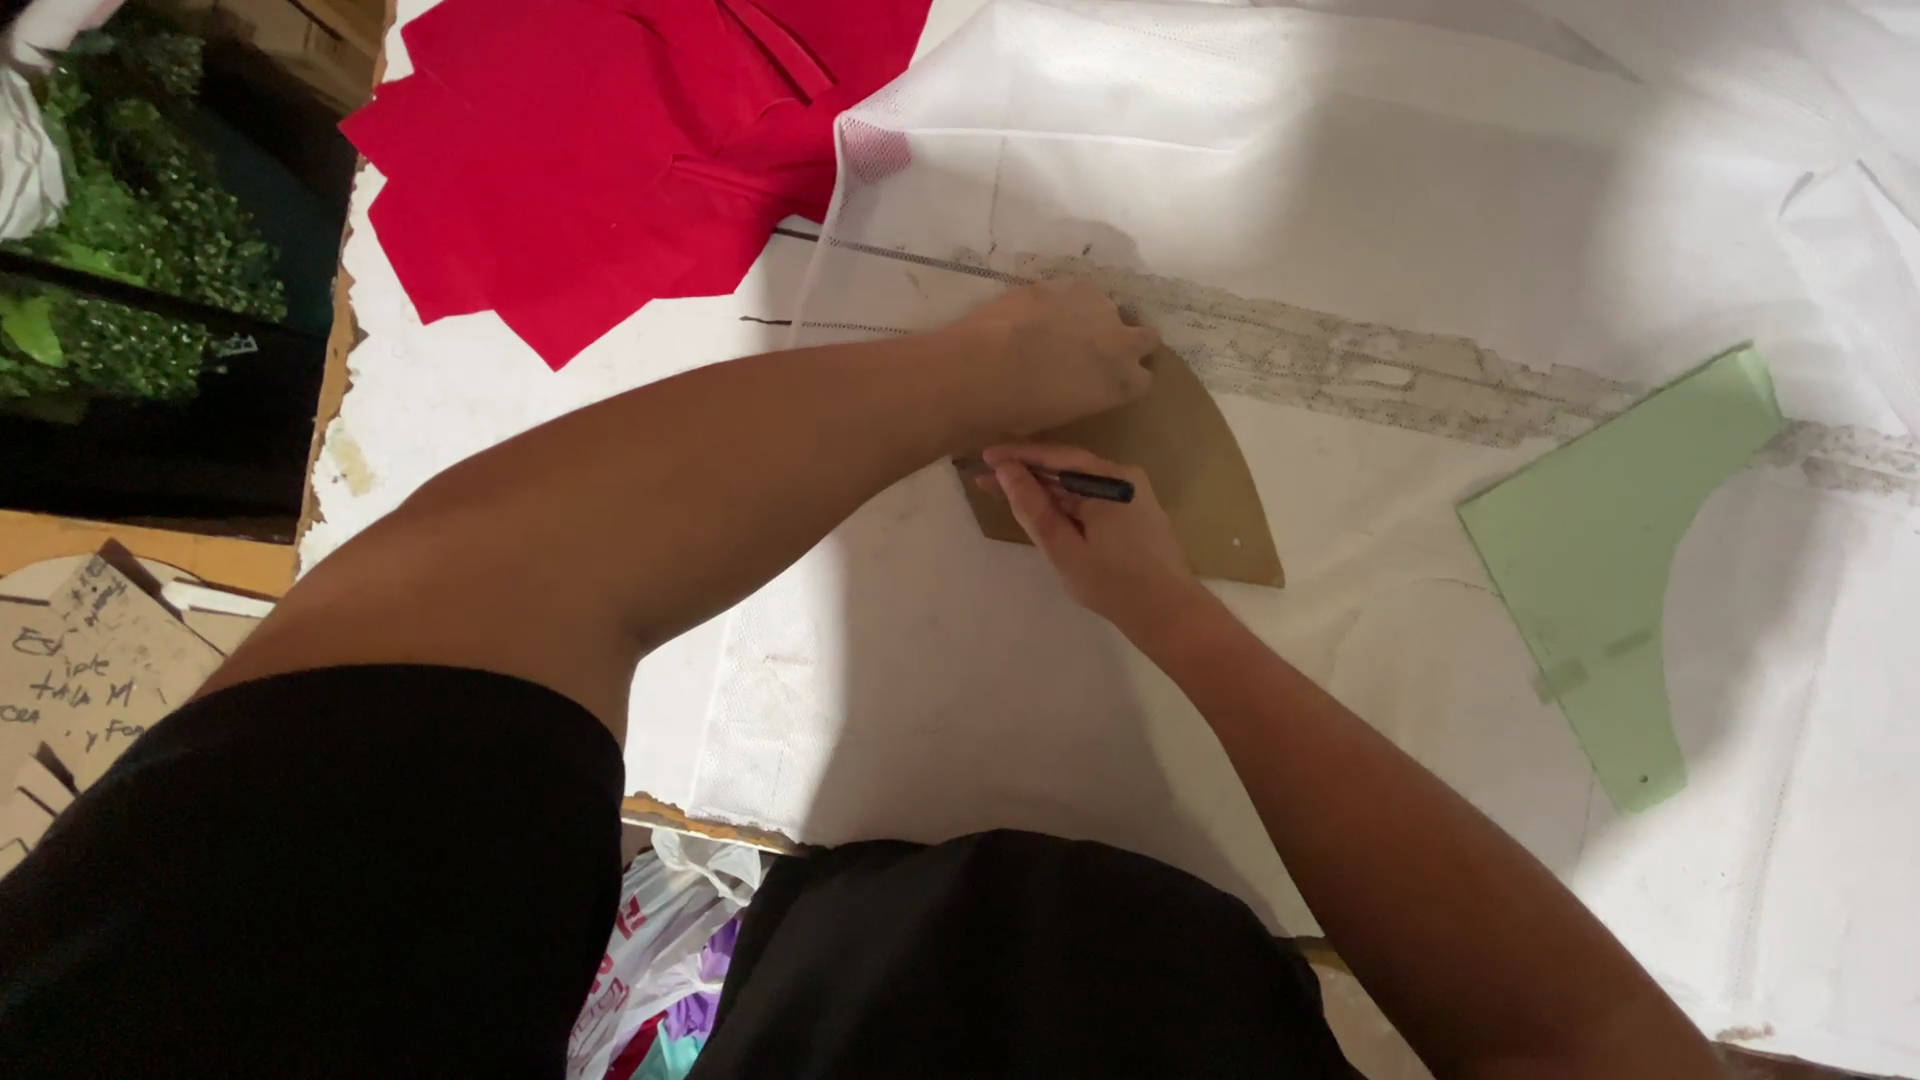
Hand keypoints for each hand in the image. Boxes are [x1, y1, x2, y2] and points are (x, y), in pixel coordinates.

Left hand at [942, 280, 1159, 435]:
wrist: (984, 367)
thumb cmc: (1017, 409)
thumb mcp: (1058, 417)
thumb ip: (1081, 397)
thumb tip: (1073, 388)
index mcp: (1122, 384)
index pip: (1143, 379)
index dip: (1125, 377)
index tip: (1108, 380)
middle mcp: (1122, 344)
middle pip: (1146, 338)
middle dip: (1128, 342)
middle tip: (1097, 349)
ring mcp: (1100, 308)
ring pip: (1111, 310)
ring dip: (1094, 318)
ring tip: (1060, 326)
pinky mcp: (1073, 284)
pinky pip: (1080, 292)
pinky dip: (1067, 300)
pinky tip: (1041, 309)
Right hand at [979, 443, 1213, 632]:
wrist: (1169, 612)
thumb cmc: (1113, 583)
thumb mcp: (1064, 548)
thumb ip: (1033, 508)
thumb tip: (1007, 472)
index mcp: (1109, 481)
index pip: (1056, 457)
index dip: (1017, 456)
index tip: (985, 458)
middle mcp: (1123, 478)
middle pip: (1066, 468)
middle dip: (1026, 473)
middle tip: (985, 479)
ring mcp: (1132, 494)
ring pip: (1078, 485)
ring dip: (1043, 489)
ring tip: (1006, 494)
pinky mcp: (1135, 512)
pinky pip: (1092, 498)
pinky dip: (1064, 502)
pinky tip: (1043, 510)